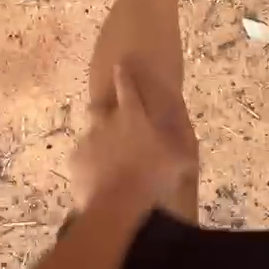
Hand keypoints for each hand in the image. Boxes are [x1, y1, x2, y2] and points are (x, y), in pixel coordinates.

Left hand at [70, 60, 195, 210]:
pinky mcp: (75, 161)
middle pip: (99, 106)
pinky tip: (97, 178)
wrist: (116, 204)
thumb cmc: (151, 176)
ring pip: (90, 134)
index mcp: (132, 115)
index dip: (123, 74)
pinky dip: (88, 164)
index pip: (126, 85)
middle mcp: (106, 121)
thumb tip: (192, 147)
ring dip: (98, 142)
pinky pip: (81, 158)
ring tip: (107, 160)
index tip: (120, 64)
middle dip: (103, 108)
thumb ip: (183, 150)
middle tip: (111, 119)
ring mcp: (87, 140)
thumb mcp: (178, 161)